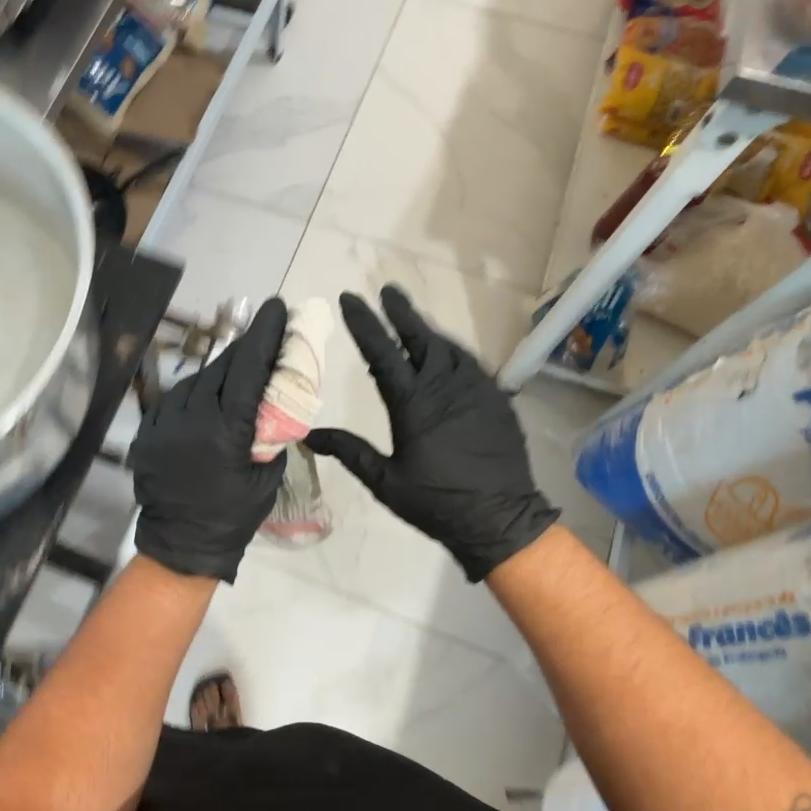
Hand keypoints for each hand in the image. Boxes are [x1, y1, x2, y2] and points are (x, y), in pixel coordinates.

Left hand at [130, 299, 288, 582]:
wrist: (182, 544)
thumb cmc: (234, 515)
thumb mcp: (267, 476)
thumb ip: (270, 433)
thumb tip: (276, 399)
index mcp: (227, 431)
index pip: (249, 369)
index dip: (266, 336)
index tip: (278, 309)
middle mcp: (191, 418)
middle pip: (223, 368)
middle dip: (246, 349)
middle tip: (265, 335)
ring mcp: (163, 424)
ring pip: (196, 381)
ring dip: (219, 372)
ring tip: (237, 370)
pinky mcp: (147, 433)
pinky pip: (173, 400)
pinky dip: (193, 394)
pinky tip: (206, 398)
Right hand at [306, 286, 556, 580]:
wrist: (500, 519)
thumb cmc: (437, 503)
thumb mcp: (384, 482)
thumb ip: (349, 452)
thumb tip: (309, 437)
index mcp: (413, 404)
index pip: (381, 352)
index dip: (364, 323)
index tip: (350, 299)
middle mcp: (445, 387)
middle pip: (420, 338)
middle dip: (401, 312)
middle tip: (387, 291)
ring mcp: (476, 390)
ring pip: (449, 347)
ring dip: (427, 331)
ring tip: (412, 320)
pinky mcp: (496, 400)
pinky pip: (471, 364)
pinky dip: (453, 352)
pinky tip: (448, 354)